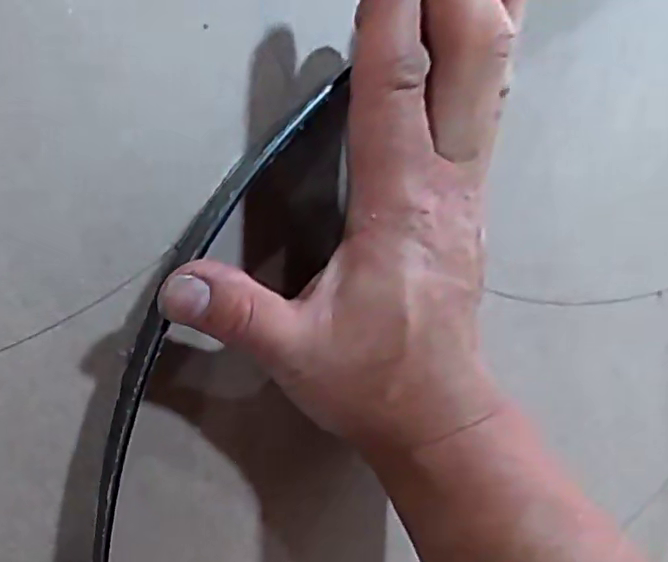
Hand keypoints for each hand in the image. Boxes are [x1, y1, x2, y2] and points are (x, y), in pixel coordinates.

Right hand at [158, 0, 522, 458]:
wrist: (434, 416)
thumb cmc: (368, 382)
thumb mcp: (290, 353)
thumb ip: (236, 315)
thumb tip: (175, 288)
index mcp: (398, 208)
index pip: (395, 92)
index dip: (389, 21)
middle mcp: (445, 186)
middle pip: (471, 59)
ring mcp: (465, 196)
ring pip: (492, 80)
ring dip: (484, 15)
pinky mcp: (465, 213)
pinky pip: (486, 114)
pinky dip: (483, 62)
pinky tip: (477, 48)